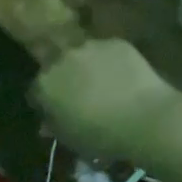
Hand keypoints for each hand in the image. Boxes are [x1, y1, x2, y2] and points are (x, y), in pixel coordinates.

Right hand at [31, 39, 181, 163]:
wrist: (145, 119)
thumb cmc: (101, 136)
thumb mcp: (70, 140)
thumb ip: (54, 127)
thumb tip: (46, 124)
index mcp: (45, 84)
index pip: (36, 90)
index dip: (46, 102)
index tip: (57, 112)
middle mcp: (62, 58)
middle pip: (57, 66)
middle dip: (65, 79)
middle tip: (81, 96)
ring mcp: (90, 46)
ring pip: (83, 55)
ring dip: (88, 67)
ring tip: (106, 85)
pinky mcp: (116, 42)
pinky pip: (108, 52)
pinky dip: (112, 62)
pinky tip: (125, 78)